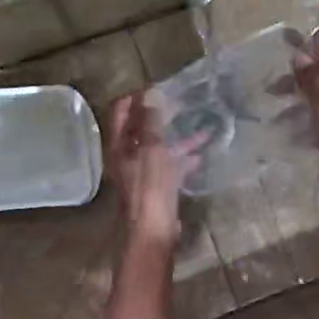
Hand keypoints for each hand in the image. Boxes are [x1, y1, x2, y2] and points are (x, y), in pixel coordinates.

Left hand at [107, 94, 192, 250]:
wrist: (153, 232)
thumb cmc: (150, 188)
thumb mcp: (152, 150)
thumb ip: (151, 122)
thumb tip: (150, 94)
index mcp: (119, 146)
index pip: (120, 112)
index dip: (135, 97)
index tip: (155, 87)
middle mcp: (126, 157)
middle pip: (139, 129)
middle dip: (157, 114)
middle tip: (177, 100)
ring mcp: (141, 173)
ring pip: (157, 147)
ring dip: (174, 135)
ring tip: (196, 122)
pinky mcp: (156, 188)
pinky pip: (169, 165)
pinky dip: (182, 157)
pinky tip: (200, 153)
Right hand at [292, 36, 318, 202]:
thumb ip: (314, 82)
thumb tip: (300, 54)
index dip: (307, 46)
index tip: (287, 36)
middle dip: (298, 77)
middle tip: (273, 85)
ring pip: (318, 99)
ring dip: (298, 99)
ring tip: (277, 108)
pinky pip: (318, 119)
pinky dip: (304, 118)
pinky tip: (291, 128)